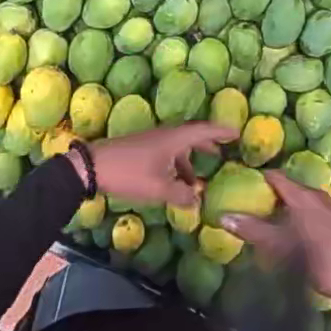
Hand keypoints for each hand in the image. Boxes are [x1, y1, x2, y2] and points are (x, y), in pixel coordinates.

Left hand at [67, 121, 236, 206]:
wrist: (93, 166)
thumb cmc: (129, 173)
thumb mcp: (159, 188)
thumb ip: (181, 195)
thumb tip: (198, 199)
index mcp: (173, 139)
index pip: (203, 130)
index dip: (221, 131)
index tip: (237, 132)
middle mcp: (164, 136)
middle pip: (191, 136)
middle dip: (207, 144)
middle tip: (223, 152)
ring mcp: (151, 142)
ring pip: (177, 148)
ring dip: (189, 161)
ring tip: (198, 182)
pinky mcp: (140, 150)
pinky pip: (166, 154)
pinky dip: (176, 166)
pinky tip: (174, 184)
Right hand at [220, 171, 330, 304]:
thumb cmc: (321, 259)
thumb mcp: (282, 246)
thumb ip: (253, 230)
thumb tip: (223, 217)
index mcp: (303, 195)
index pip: (273, 176)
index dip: (254, 177)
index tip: (235, 183)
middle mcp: (315, 195)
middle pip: (285, 186)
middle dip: (265, 192)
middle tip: (243, 201)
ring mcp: (327, 208)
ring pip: (296, 198)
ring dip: (279, 205)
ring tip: (259, 215)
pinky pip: (306, 208)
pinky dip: (292, 213)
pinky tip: (284, 228)